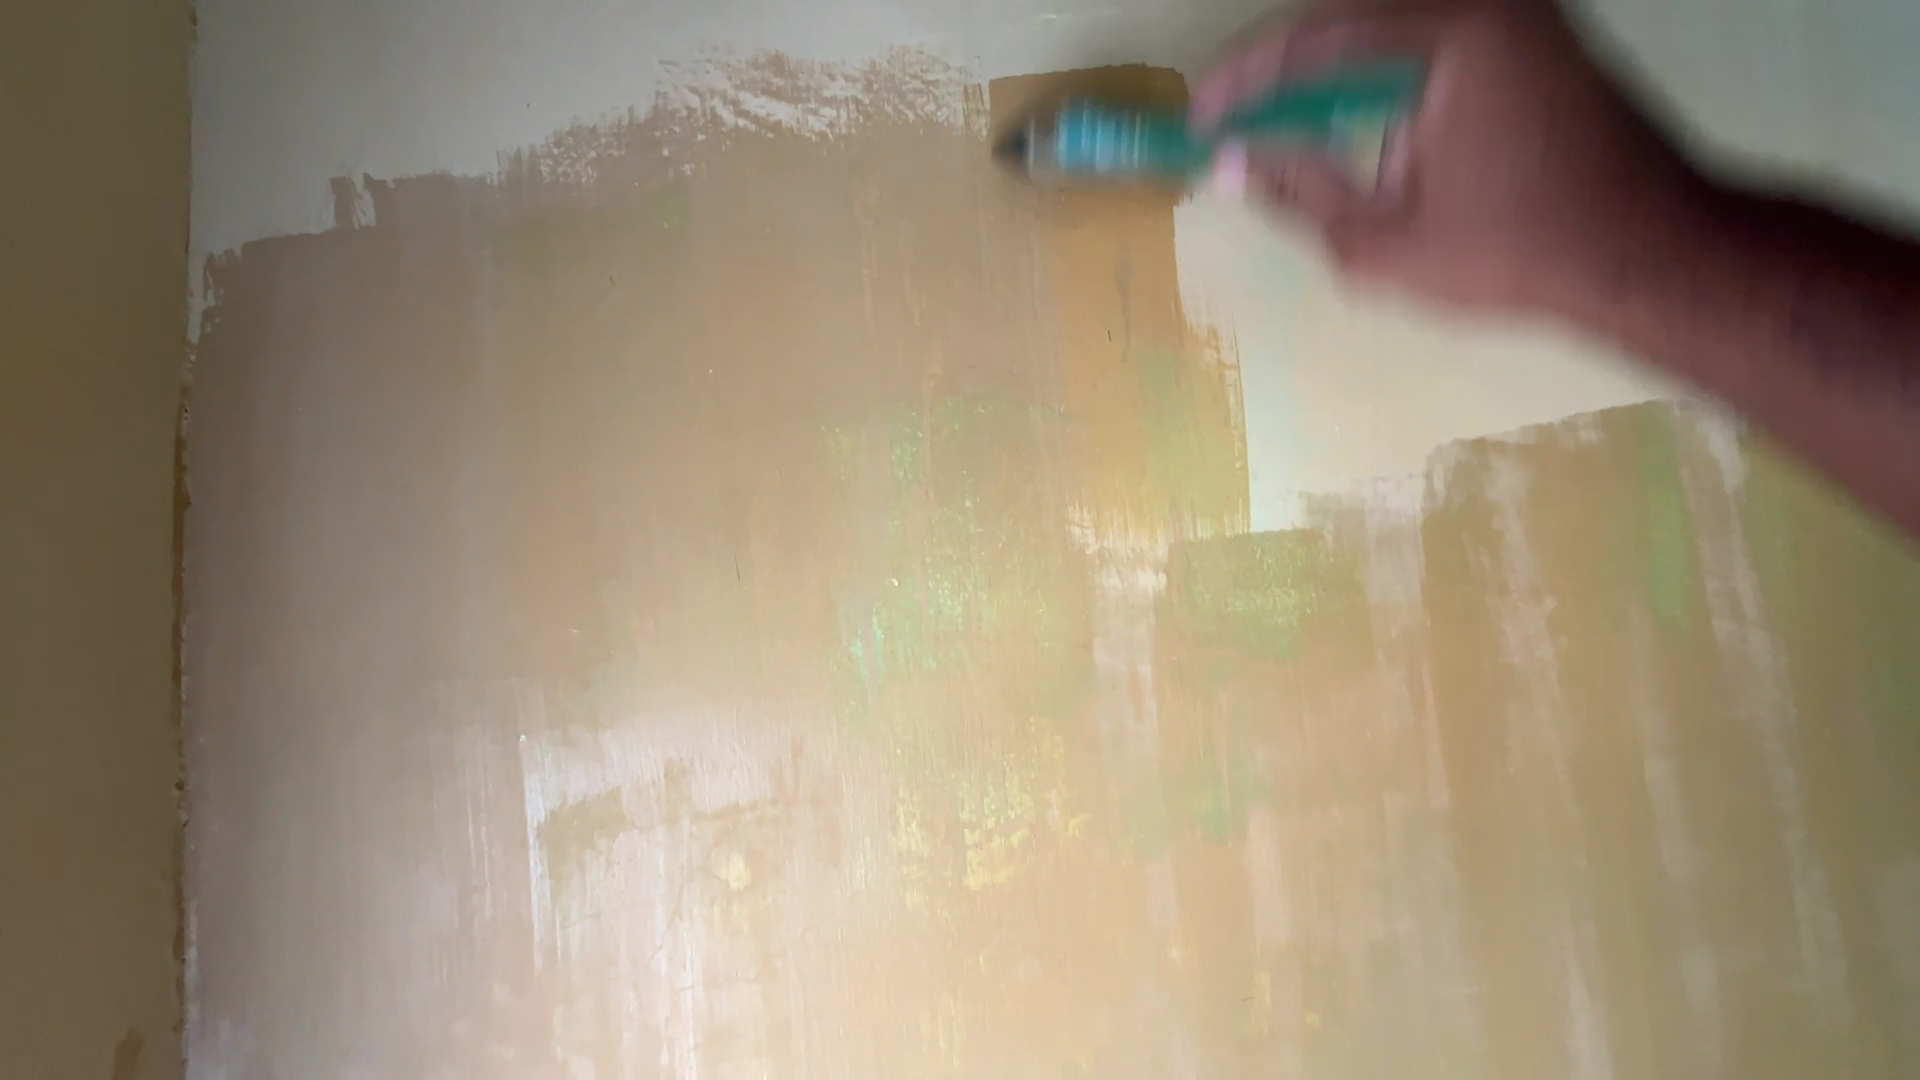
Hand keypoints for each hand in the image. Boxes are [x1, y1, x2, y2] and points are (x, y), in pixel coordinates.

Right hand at [1192, 0, 1714, 314]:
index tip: (1197, 123)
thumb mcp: (1378, 242)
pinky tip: (1349, 142)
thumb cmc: (1510, 256)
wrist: (1651, 255)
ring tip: (1279, 146)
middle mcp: (1485, 5)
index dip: (1241, 84)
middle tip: (1230, 134)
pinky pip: (1424, 54)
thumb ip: (1299, 194)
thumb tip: (1233, 165)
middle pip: (1347, 29)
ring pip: (1384, 43)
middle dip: (1277, 85)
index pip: (1313, 42)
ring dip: (1324, 92)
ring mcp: (1516, 18)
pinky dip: (1374, 95)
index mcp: (1448, 37)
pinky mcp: (1531, 44)